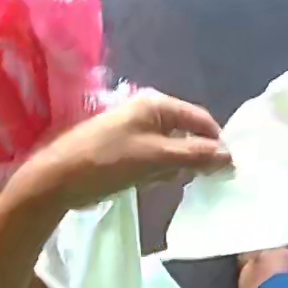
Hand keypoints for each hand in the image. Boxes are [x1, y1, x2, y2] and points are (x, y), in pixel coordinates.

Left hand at [10, 90, 231, 212]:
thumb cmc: (109, 162)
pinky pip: (151, 157)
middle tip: (194, 179)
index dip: (215, 142)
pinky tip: (145, 183)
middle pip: (185, 132)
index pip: (199, 118)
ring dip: (172, 166)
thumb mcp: (156, 158)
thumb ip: (195, 155)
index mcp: (156, 104)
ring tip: (162, 181)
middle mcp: (146, 111)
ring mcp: (132, 129)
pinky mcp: (121, 147)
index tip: (225, 169)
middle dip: (192, 156)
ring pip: (168, 147)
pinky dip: (155, 170)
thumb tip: (229, 155)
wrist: (57, 178)